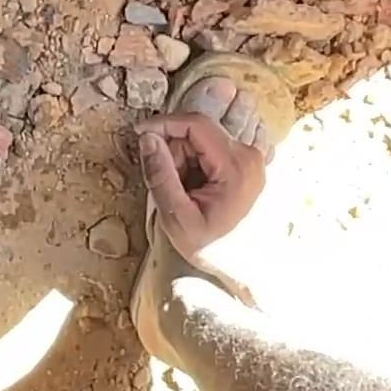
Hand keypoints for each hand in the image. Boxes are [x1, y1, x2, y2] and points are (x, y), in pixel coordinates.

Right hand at [136, 113, 265, 262]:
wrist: (245, 267)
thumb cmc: (212, 248)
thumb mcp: (177, 217)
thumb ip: (160, 175)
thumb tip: (147, 137)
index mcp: (236, 166)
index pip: (196, 123)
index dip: (163, 123)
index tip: (138, 135)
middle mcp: (249, 154)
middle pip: (198, 130)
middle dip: (173, 149)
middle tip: (169, 183)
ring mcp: (252, 156)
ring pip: (203, 138)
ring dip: (184, 156)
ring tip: (184, 189)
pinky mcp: (248, 161)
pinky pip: (212, 147)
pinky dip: (196, 160)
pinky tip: (196, 185)